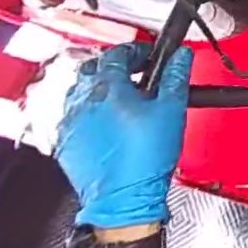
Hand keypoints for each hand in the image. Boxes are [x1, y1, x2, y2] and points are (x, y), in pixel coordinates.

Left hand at [56, 42, 193, 228]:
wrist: (124, 198)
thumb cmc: (146, 157)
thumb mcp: (172, 109)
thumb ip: (176, 77)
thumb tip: (181, 57)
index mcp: (108, 90)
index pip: (115, 54)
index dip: (134, 50)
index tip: (148, 54)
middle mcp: (82, 104)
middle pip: (92, 69)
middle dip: (114, 65)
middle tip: (135, 70)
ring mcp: (70, 125)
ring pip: (78, 92)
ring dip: (99, 87)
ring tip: (121, 93)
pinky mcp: (65, 144)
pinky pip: (73, 116)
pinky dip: (89, 110)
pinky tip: (107, 119)